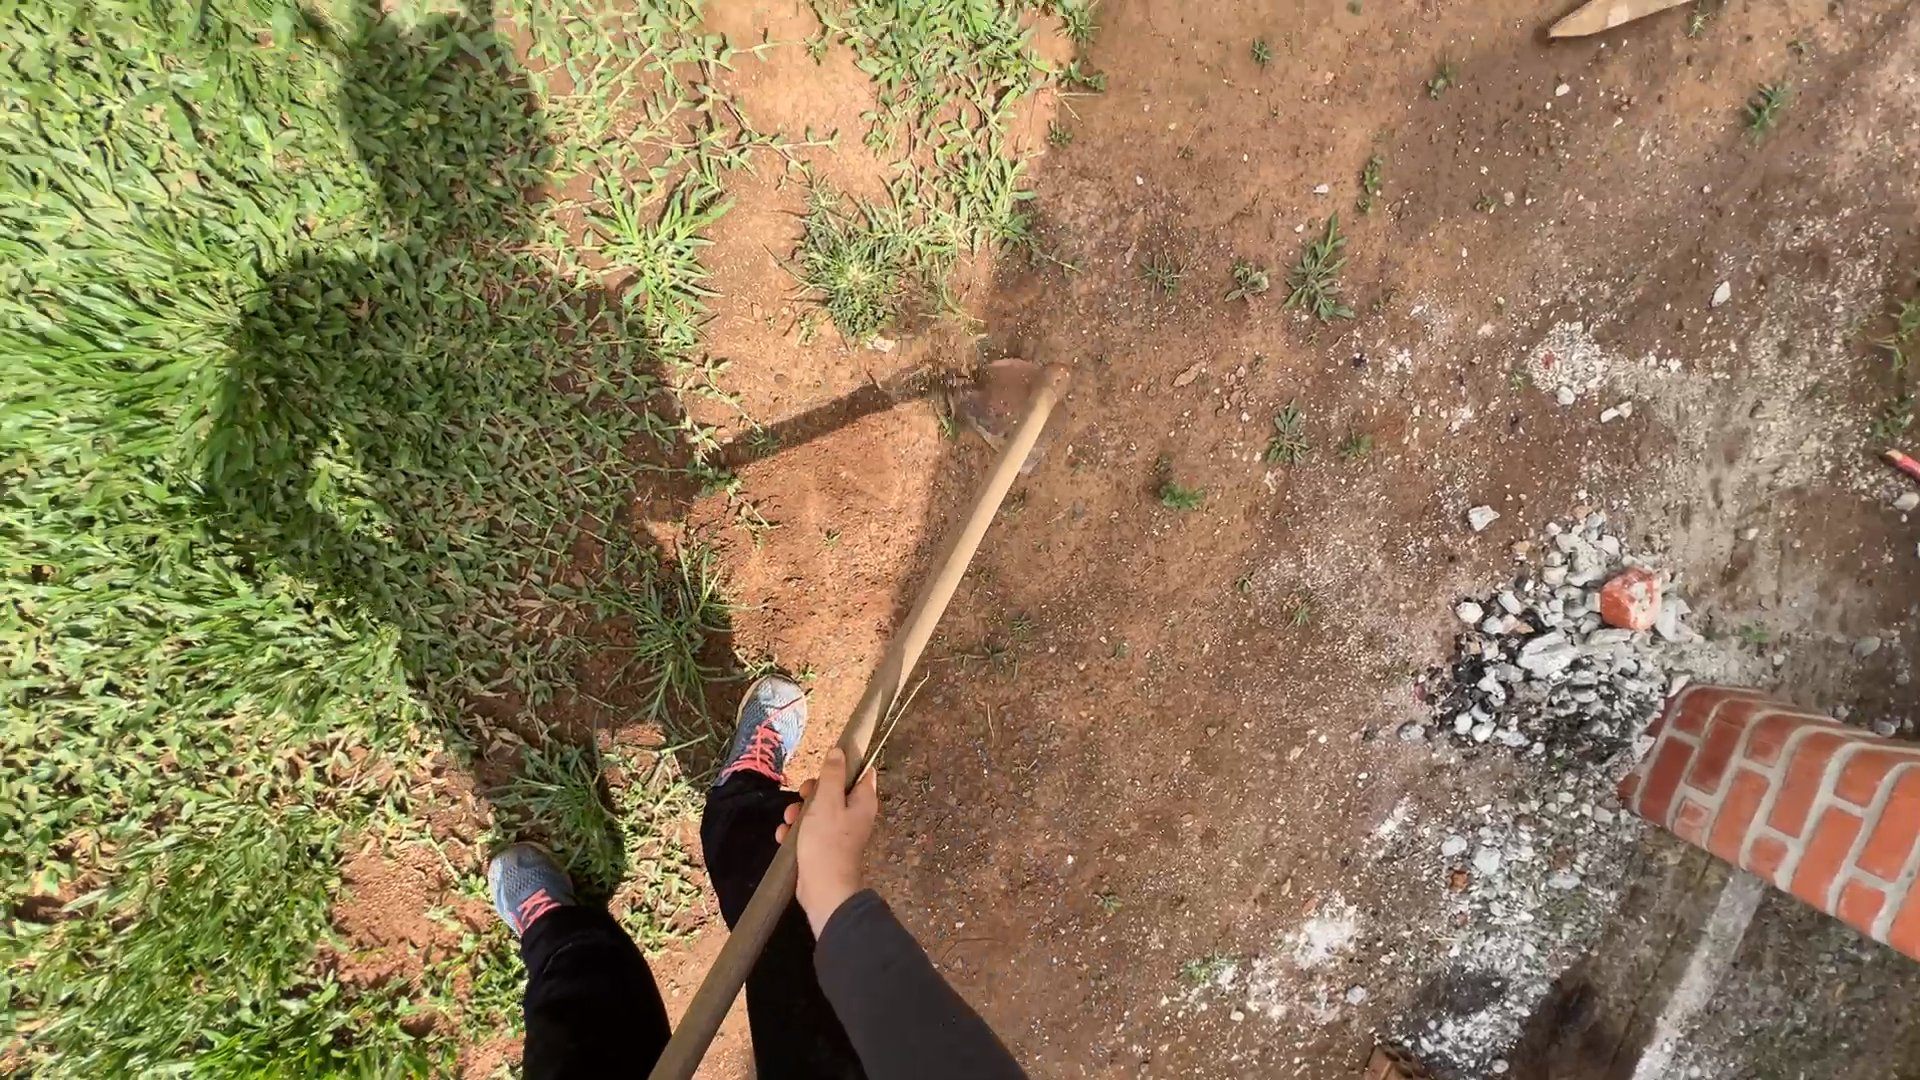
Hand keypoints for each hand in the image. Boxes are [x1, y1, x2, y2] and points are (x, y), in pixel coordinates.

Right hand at [777, 747, 878, 935]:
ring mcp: (840, 831)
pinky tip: (784, 836)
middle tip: (802, 795)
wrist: (823, 890)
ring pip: (819, 810)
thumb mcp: (827, 802)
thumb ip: (832, 775)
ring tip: (788, 820)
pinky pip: (811, 830)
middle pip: (835, 790)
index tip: (824, 765)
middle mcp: (855, 813)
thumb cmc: (827, 841)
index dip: (843, 765)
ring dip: (800, 812)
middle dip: (813, 791)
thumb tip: (839, 751)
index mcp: (863, 800)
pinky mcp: (825, 846)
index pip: (861, 771)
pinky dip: (797, 831)